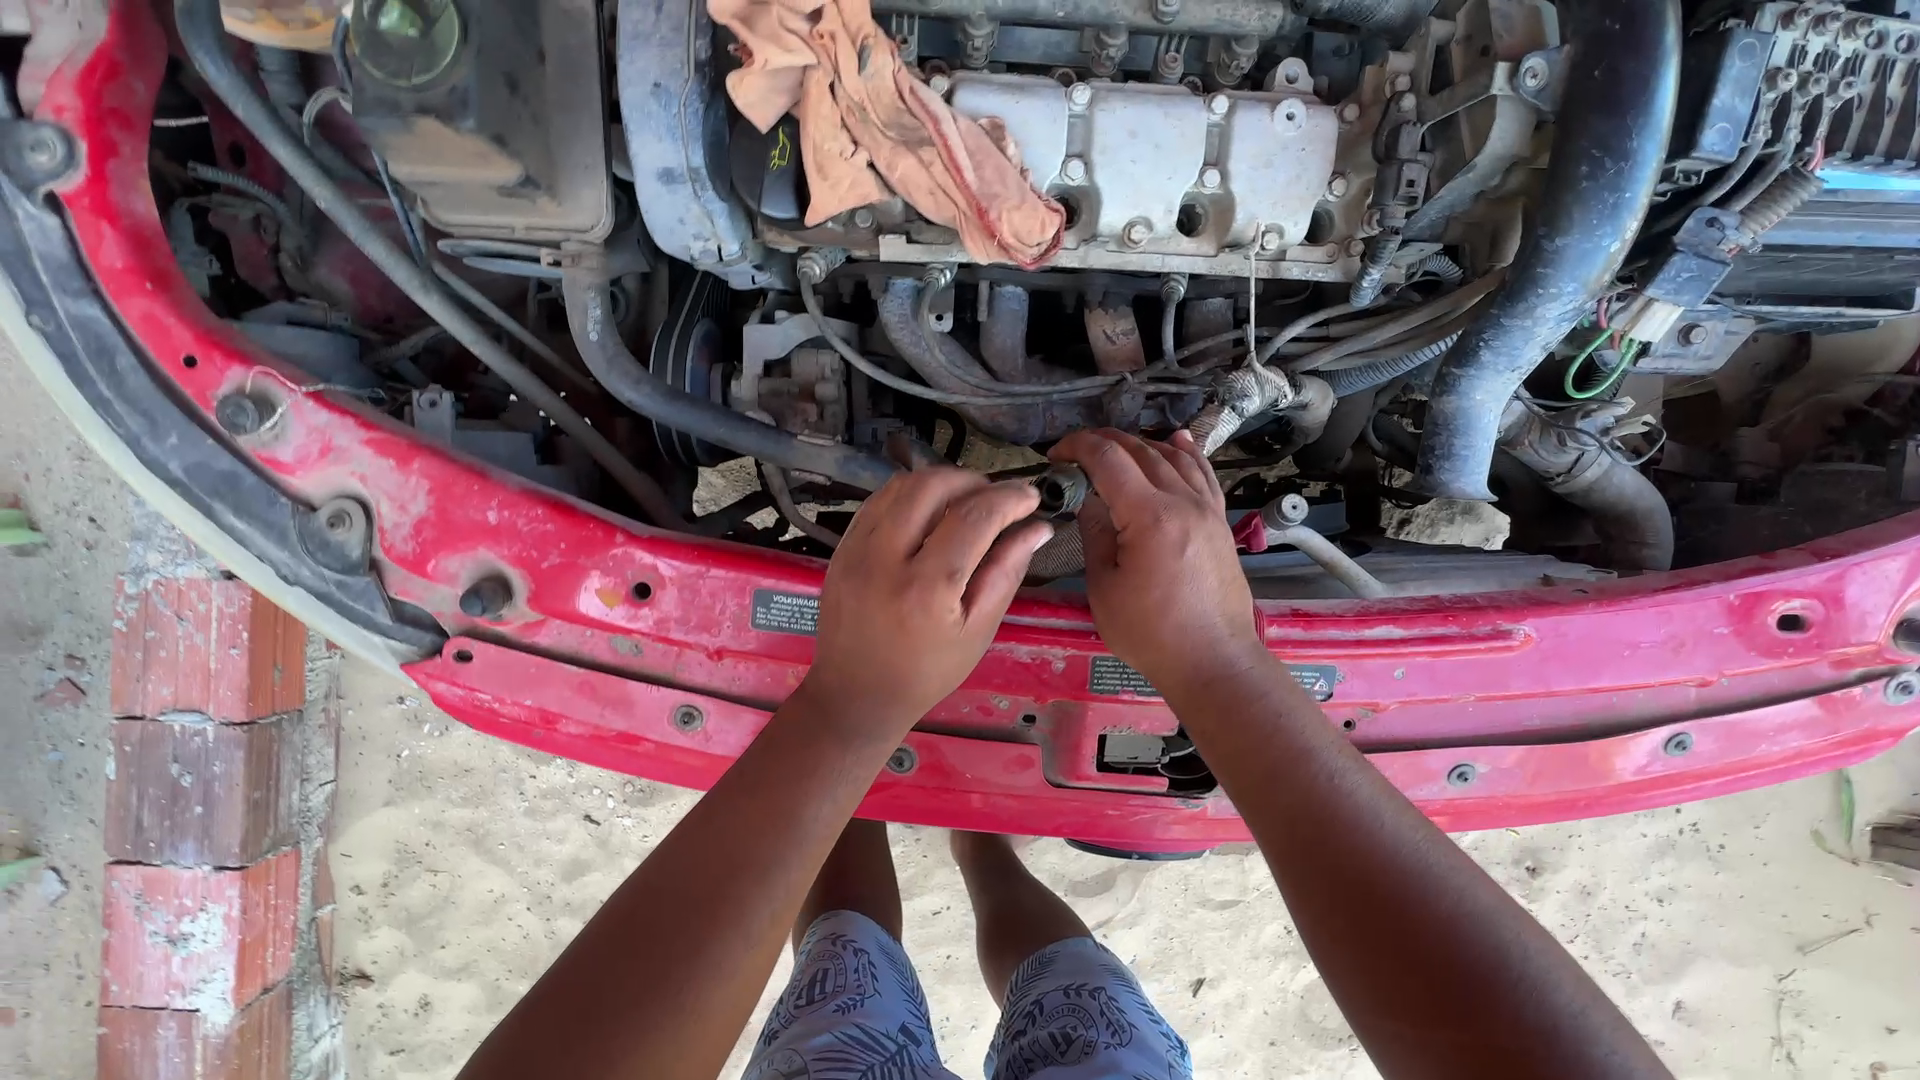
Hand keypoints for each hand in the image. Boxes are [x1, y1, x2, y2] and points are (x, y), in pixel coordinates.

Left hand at [801, 467, 1053, 727]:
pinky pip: (879, 501)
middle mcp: (885, 558)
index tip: (1031, 496)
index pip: (973, 518)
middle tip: (996, 497)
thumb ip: (1006, 573)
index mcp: (926, 589)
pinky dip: (910, 495)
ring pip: (901, 485)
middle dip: (972, 480)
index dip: (1008, 499)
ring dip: (940, 482)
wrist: (855, 695)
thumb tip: (1037, 528)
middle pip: (931, 486)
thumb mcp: (977, 632)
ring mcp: (856, 549)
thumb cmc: (925, 673)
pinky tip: (931, 512)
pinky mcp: (842, 547)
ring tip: (966, 501)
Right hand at [1049, 429, 1267, 698]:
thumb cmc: (1150, 633)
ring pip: (1173, 457)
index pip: (1108, 459)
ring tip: (1113, 447)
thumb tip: (1089, 501)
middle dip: (1103, 442)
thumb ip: (1095, 534)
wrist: (1213, 660)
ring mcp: (1207, 509)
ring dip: (1139, 445)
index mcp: (1148, 515)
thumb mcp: (1104, 587)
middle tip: (1075, 453)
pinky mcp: (1219, 522)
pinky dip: (1186, 453)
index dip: (1077, 447)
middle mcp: (1182, 501)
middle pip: (1141, 451)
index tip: (1055, 455)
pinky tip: (1177, 441)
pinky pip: (1202, 474)